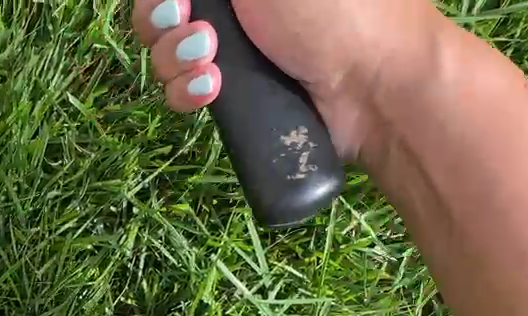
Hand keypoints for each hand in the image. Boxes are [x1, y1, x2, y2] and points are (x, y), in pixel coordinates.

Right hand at [130, 0, 449, 160]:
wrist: (366, 85)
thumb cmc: (330, 8)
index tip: (179, 4)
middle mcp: (232, 4)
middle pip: (161, 11)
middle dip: (164, 24)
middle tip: (199, 35)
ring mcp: (227, 47)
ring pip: (166, 53)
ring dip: (175, 60)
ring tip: (209, 66)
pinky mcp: (229, 92)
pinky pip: (182, 93)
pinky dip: (186, 93)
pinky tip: (211, 92)